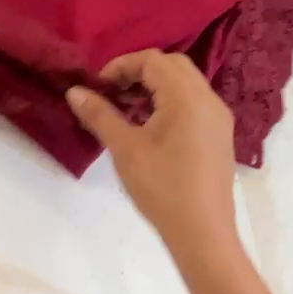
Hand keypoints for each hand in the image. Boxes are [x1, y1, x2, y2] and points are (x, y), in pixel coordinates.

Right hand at [66, 50, 236, 250]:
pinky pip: (191, 103)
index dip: (120, 66)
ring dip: (152, 87)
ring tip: (123, 110)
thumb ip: (99, 114)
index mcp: (187, 98)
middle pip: (172, 66)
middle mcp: (208, 100)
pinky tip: (145, 127)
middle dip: (137, 71)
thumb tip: (74, 91)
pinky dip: (166, 102)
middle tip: (110, 92)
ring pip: (183, 84)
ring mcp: (217, 118)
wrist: (202, 232)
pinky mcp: (217, 135)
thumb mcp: (124, 148)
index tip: (97, 86)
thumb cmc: (161, 187)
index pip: (153, 61)